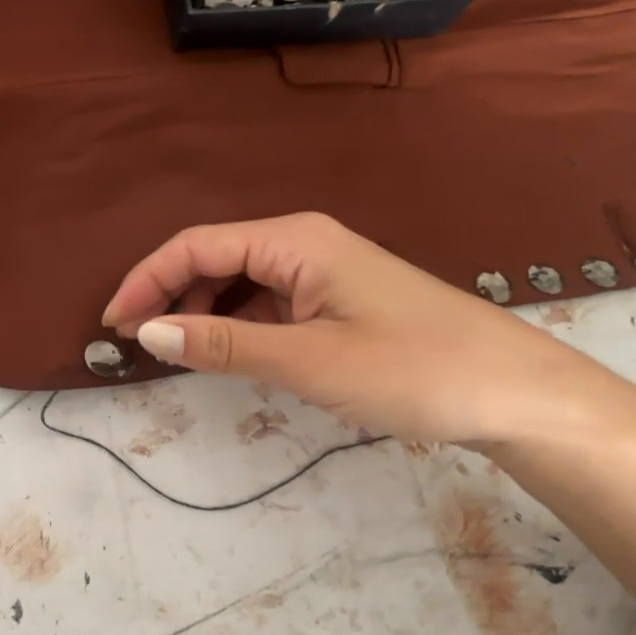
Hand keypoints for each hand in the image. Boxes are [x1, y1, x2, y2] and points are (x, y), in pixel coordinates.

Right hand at [100, 213, 621, 443]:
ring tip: (173, 351)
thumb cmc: (413, 369)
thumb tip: (148, 333)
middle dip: (167, 293)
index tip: (114, 324)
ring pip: (237, 281)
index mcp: (293, 240)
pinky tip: (225, 352)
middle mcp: (302, 243)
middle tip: (137, 343)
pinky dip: (234, 323)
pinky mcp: (336, 300)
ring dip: (199, 310)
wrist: (520, 394)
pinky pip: (266, 302)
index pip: (195, 245)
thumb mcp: (308, 361)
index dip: (146, 280)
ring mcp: (321, 271)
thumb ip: (222, 344)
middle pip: (212, 257)